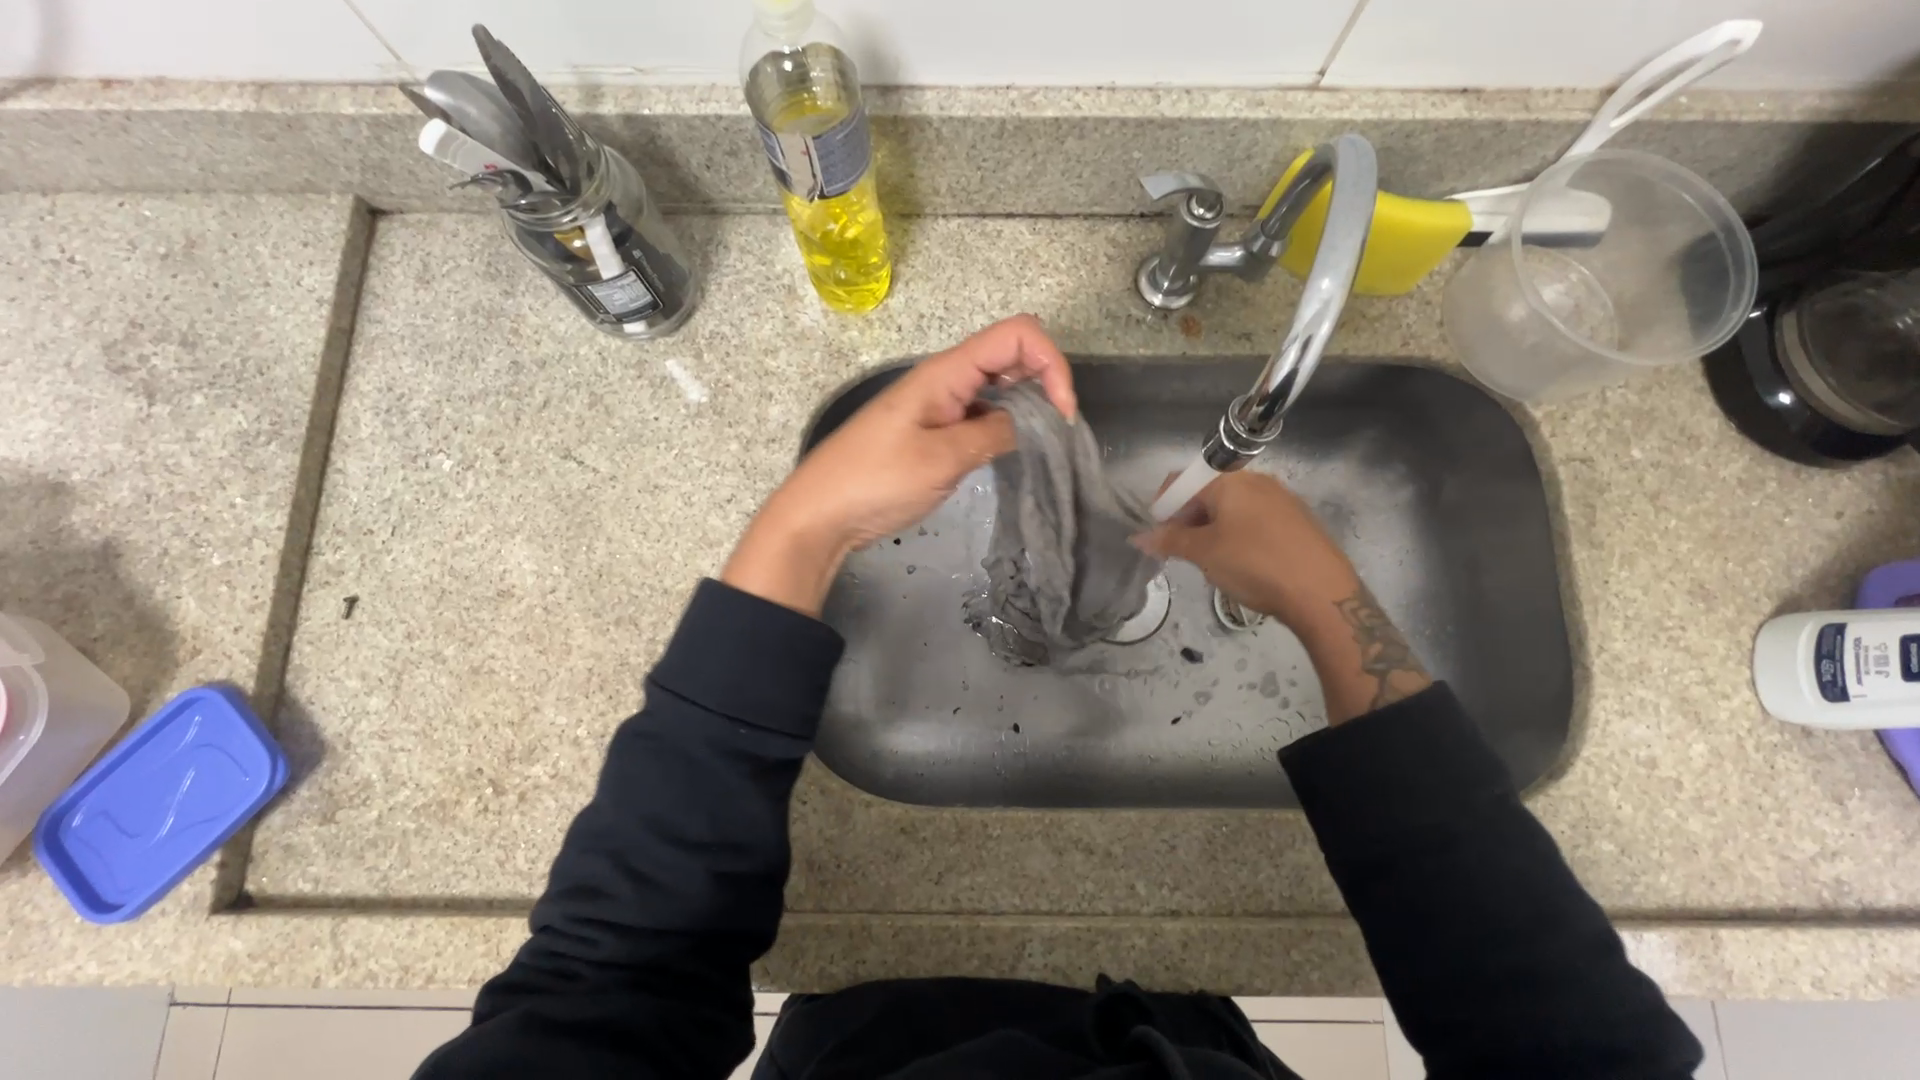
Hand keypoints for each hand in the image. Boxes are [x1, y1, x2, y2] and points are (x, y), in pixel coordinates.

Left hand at [722, 315, 1076, 615]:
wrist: (820, 513)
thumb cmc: (876, 481)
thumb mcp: (943, 459)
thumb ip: (993, 433)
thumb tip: (1025, 422)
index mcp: (946, 372)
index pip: (1018, 334)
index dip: (1052, 363)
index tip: (1063, 414)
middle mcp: (944, 378)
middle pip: (1011, 352)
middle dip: (1045, 380)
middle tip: (1057, 430)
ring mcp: (936, 402)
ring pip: (996, 382)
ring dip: (1026, 401)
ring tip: (1039, 442)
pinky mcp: (931, 428)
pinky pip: (979, 410)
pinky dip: (1003, 421)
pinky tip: (1008, 449)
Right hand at [1133, 471, 1357, 624]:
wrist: (1322, 593)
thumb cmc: (1254, 564)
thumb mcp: (1204, 553)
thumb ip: (1169, 541)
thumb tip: (1140, 538)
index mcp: (1230, 480)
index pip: (1182, 481)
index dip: (1164, 507)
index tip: (1159, 537)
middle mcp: (1256, 481)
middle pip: (1207, 493)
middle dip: (1187, 521)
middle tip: (1181, 553)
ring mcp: (1280, 500)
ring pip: (1231, 509)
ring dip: (1211, 531)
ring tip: (1210, 563)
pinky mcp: (1296, 521)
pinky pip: (1254, 521)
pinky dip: (1237, 536)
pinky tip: (1241, 565)